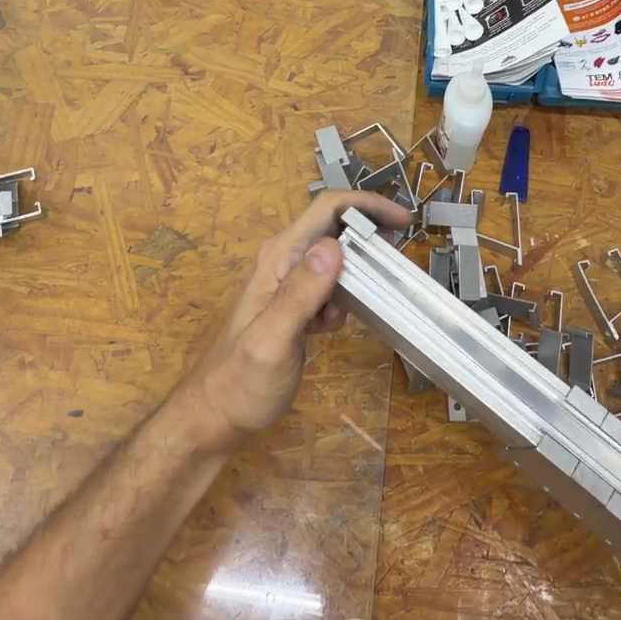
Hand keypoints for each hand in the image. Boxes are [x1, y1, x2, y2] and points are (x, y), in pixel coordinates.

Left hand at [171, 189, 411, 453]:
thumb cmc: (241, 382)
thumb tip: (333, 248)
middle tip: (394, 260)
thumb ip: (300, 294)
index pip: (327, 209)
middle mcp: (283, 260)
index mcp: (279, 258)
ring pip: (334, 255)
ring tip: (363, 302)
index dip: (367, 206)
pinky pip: (329, 284)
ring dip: (357, 272)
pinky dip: (342, 298)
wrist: (218, 413)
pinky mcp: (294, 303)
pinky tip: (330, 326)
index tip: (402, 221)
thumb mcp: (272, 340)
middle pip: (334, 224)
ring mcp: (287, 281)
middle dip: (369, 233)